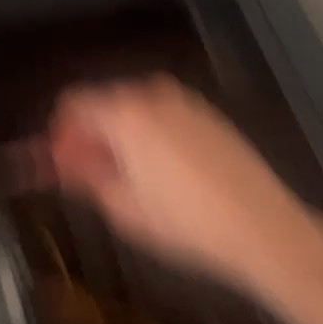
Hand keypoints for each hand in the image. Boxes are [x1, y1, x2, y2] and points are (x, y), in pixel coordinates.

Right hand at [49, 76, 317, 288]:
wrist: (267, 231)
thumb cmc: (185, 221)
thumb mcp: (121, 206)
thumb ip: (81, 176)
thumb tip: (55, 162)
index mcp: (123, 111)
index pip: (71, 103)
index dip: (58, 132)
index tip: (58, 163)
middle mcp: (150, 93)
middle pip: (101, 102)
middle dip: (88, 134)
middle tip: (88, 173)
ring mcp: (183, 101)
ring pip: (132, 109)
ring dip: (118, 134)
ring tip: (126, 176)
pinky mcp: (209, 115)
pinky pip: (162, 115)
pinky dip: (149, 134)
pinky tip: (161, 172)